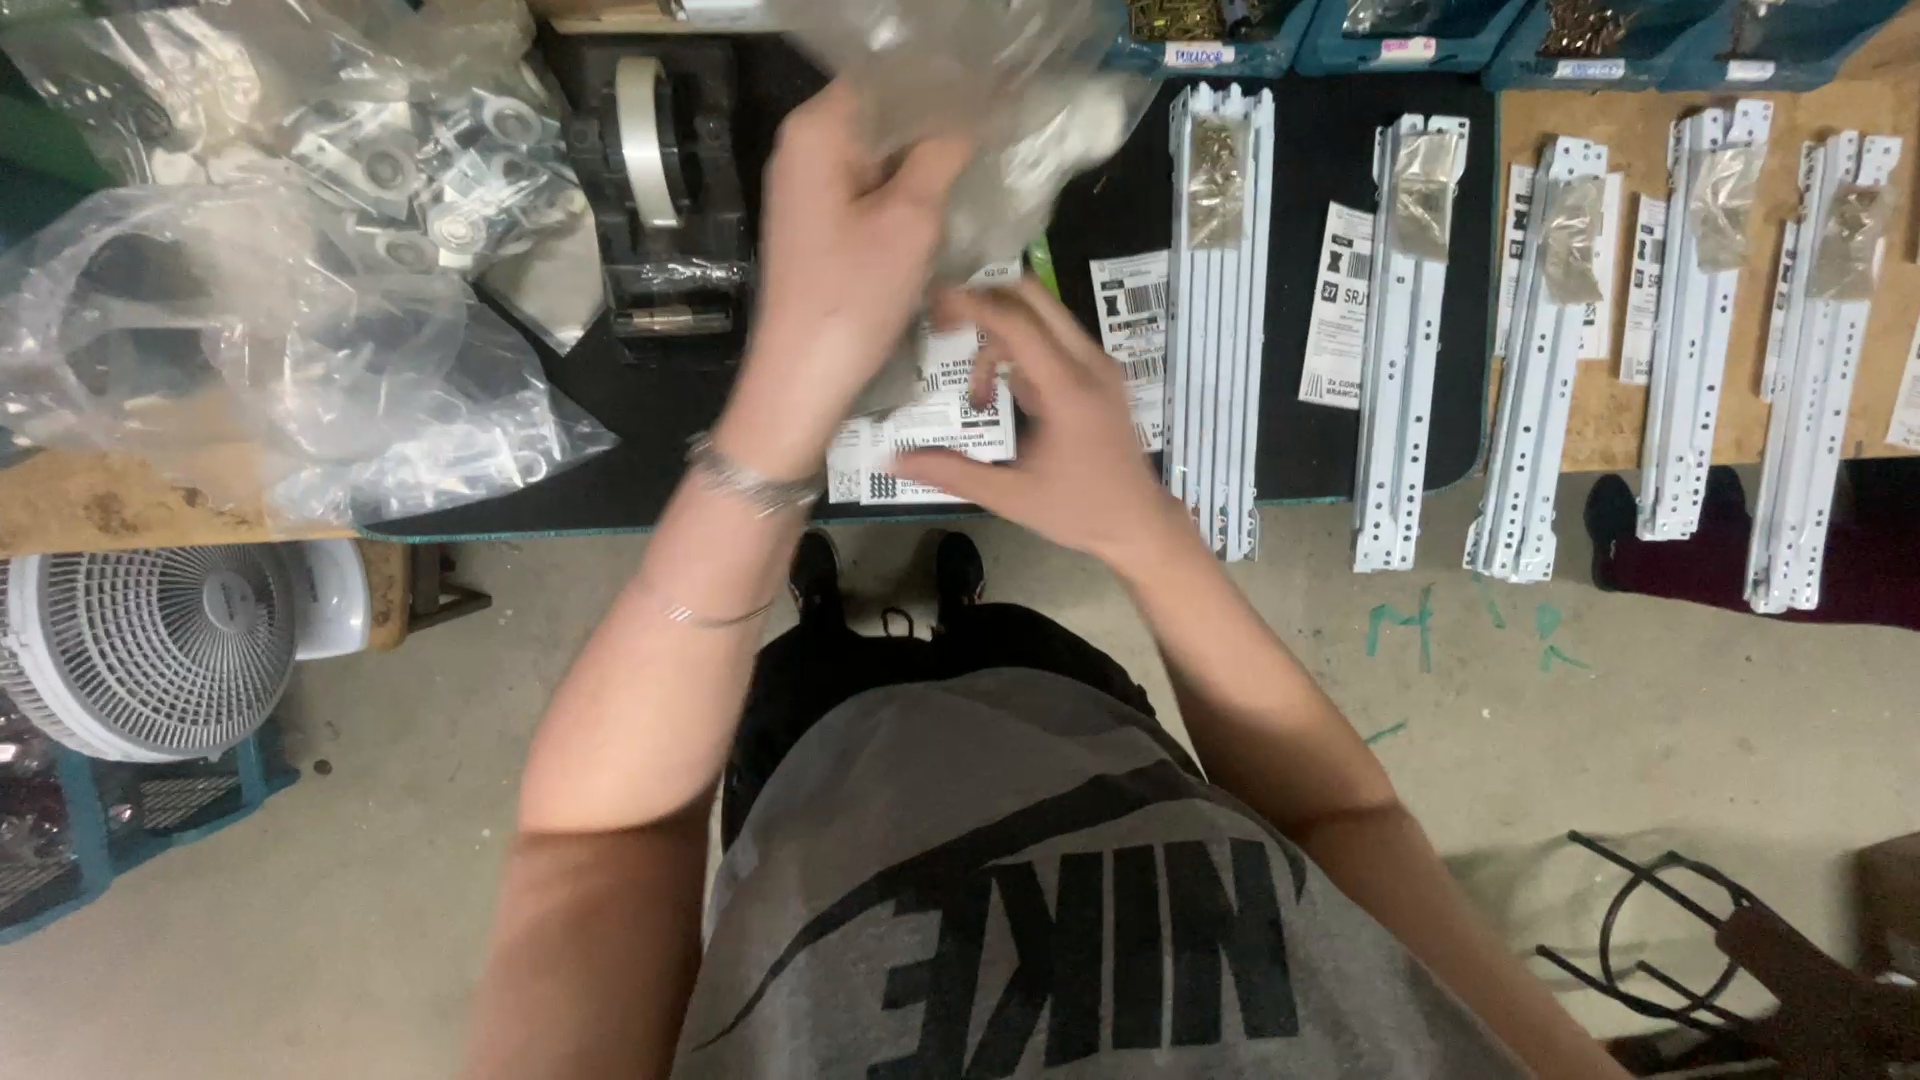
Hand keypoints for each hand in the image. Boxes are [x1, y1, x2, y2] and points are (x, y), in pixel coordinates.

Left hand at [713, 81, 971, 479]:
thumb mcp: (910, 222)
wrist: (802, 378)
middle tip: (984, 154)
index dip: (941, 92)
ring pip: (876, 161)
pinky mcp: (814, 230)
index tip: (989, 112)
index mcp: (817, 131)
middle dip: (932, 134)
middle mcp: (801, 150)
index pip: (888, 80)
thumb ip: (940, 155)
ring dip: (919, 173)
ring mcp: (805, 192)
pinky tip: (930, 224)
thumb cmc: (854, 299)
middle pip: (880, 119)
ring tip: (964, 189)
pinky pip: (865, 196)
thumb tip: (966, 117)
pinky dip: (899, 203)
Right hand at [892, 279, 1197, 571]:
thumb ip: (951, 472)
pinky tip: (1001, 394)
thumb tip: (891, 459)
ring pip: (1044, 314)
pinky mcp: (1100, 374)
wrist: (1138, 521)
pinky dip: (1021, 348)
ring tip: (975, 387)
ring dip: (1001, 331)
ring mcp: (1099, 365)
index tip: (931, 306)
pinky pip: (1055, 339)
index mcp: (1068, 389)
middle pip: (1033, 297)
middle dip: (985, 299)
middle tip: (943, 323)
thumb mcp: (1010, 497)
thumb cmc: (1078, 511)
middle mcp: (1089, 363)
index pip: (1016, 321)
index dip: (970, 304)